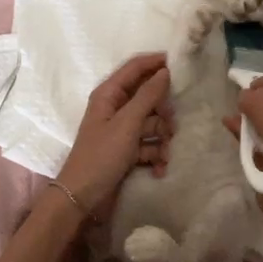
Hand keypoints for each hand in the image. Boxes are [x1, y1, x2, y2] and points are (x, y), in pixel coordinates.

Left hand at [55, 53, 173, 217]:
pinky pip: (149, 144)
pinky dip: (156, 155)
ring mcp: (122, 130)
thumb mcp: (127, 123)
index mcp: (109, 94)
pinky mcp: (127, 150)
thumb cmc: (101, 156)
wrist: (82, 199)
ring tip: (163, 155)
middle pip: (149, 98)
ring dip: (162, 139)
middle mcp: (115, 108)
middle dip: (163, 112)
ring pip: (153, 123)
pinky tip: (158, 169)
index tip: (180, 65)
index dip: (156, 63)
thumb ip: (148, 96)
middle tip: (170, 125)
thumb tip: (165, 71)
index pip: (135, 67)